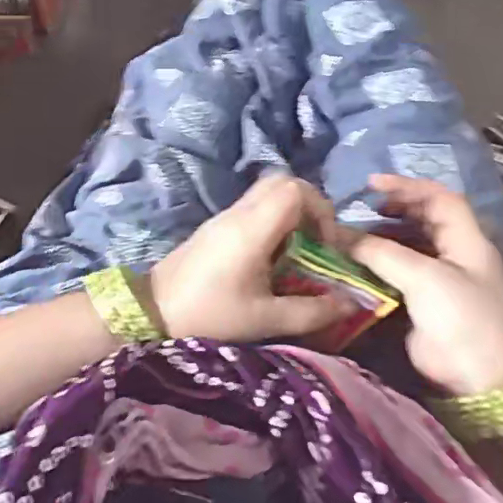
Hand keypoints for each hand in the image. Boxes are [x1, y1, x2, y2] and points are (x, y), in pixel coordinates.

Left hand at [148, 175, 351, 341]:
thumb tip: (351, 304)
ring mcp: (222, 218)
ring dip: (290, 215)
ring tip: (297, 253)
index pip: (295, 189)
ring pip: (265, 194)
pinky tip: (271, 259)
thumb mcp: (265, 319)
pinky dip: (271, 223)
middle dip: (309, 206)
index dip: (321, 209)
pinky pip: (251, 210)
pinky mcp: (213, 229)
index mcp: (251, 228)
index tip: (325, 243)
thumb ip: (312, 311)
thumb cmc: (208, 315)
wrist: (151, 313)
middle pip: (282, 182)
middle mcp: (237, 214)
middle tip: (316, 242)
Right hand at [345, 174, 502, 395]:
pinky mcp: (424, 303)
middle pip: (425, 219)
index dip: (407, 185)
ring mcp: (440, 280)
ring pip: (410, 245)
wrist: (477, 378)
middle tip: (361, 208)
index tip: (371, 185)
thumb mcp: (423, 278)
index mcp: (468, 241)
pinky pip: (399, 273)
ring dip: (382, 237)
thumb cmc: (461, 319)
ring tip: (352, 234)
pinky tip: (357, 264)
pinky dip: (378, 264)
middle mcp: (456, 255)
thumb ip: (382, 253)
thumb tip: (341, 235)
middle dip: (394, 209)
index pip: (440, 198)